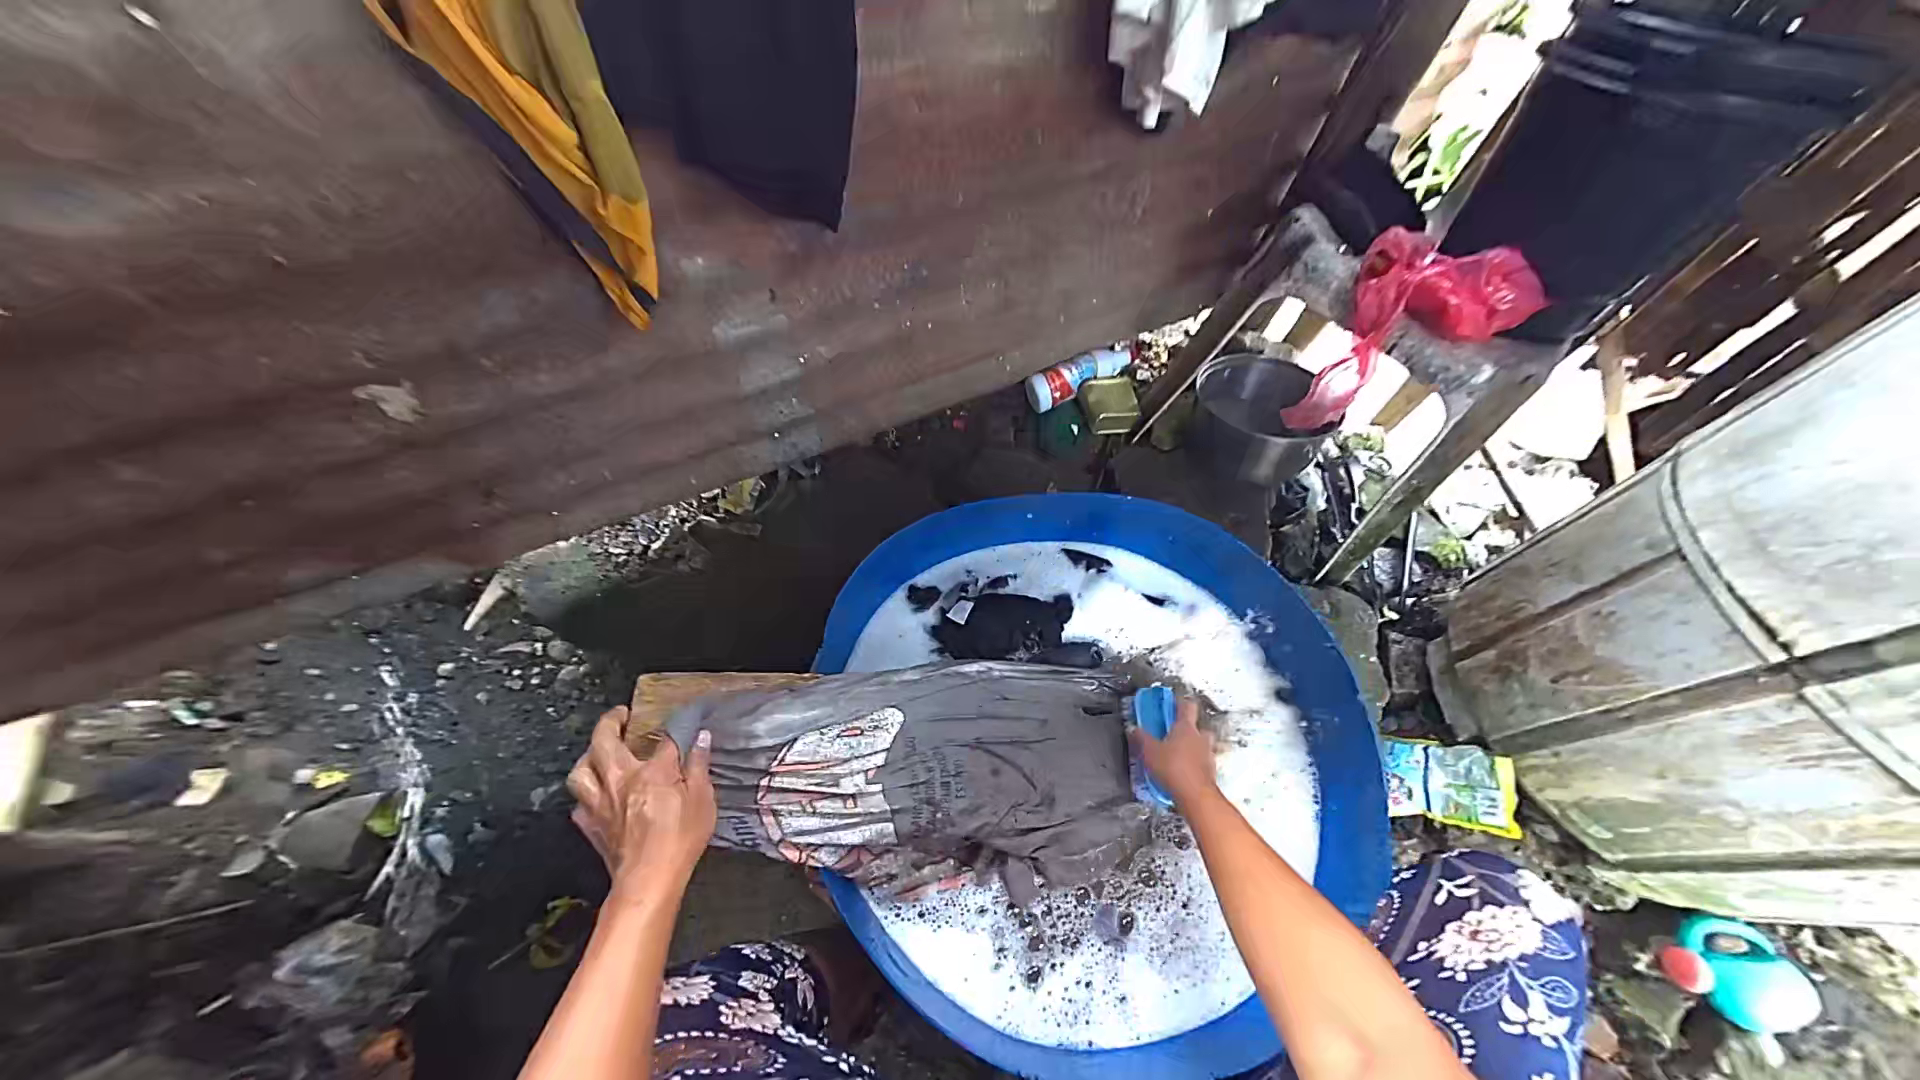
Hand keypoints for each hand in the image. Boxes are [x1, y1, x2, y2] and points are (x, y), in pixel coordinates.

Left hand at [567, 706, 715, 899]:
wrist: (649, 880)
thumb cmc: (680, 839)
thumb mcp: (703, 799)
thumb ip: (699, 765)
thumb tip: (701, 738)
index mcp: (651, 771)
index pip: (663, 739)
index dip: (674, 728)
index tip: (683, 723)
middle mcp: (620, 781)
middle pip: (603, 742)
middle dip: (609, 722)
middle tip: (619, 716)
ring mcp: (600, 804)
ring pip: (580, 772)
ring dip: (587, 757)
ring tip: (598, 753)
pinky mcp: (591, 827)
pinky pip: (579, 804)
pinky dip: (586, 795)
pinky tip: (597, 796)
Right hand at [1131, 698, 1218, 809]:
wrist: (1195, 796)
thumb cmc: (1174, 768)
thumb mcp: (1149, 751)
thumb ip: (1141, 738)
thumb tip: (1133, 729)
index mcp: (1186, 727)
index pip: (1186, 706)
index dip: (1179, 702)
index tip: (1171, 702)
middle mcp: (1200, 738)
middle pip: (1197, 726)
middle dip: (1187, 727)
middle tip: (1173, 731)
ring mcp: (1207, 755)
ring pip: (1201, 744)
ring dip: (1192, 746)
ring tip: (1177, 753)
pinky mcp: (1210, 772)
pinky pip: (1202, 762)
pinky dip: (1193, 763)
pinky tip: (1181, 770)